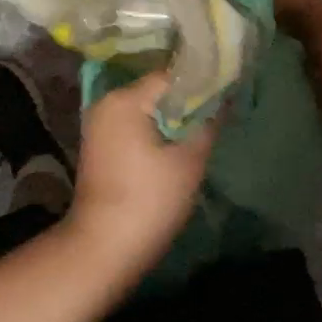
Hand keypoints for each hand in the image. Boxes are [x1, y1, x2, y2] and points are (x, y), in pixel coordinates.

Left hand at [66, 73, 216, 271]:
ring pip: (142, 110)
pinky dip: (151, 131)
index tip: (225, 93)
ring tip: (199, 130)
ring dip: (168, 118)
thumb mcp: (188, 162)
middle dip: (184, 102)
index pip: (169, 77)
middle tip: (216, 114)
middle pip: (153, 92)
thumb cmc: (149, 199)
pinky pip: (130, 126)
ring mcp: (97, 124)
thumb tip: (221, 101)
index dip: (199, 84)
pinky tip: (172, 147)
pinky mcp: (97, 145)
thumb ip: (207, 125)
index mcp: (124, 99)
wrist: (103, 244)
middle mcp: (105, 102)